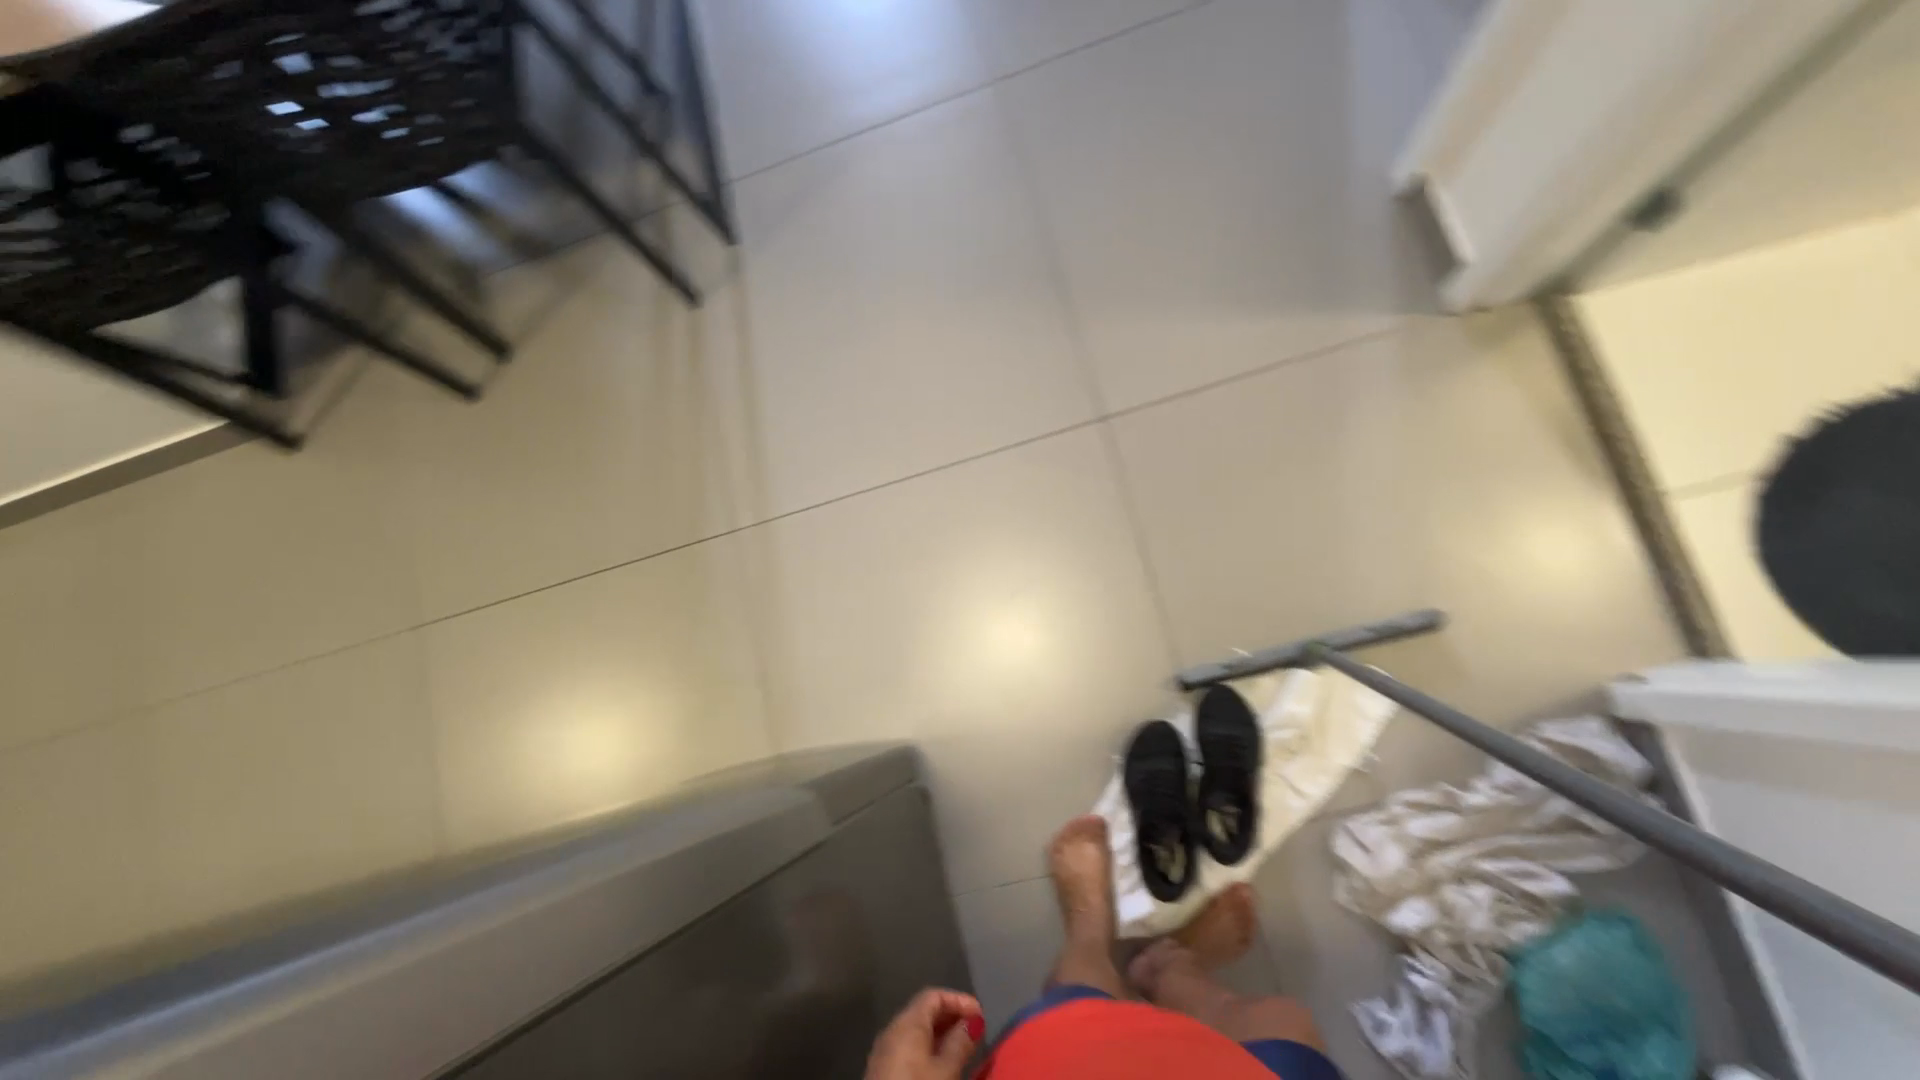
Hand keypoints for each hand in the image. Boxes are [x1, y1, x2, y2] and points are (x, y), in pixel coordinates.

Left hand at [864, 988, 984, 1079]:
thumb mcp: (946, 1071)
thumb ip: (961, 1043)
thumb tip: (973, 1022)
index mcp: (907, 1023)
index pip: (933, 995)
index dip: (959, 1000)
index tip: (981, 1015)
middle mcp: (892, 1030)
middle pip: (923, 1011)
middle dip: (951, 1016)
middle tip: (976, 1030)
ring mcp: (884, 1052)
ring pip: (916, 1030)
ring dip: (941, 1033)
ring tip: (964, 1047)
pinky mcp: (882, 1071)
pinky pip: (908, 1047)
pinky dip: (928, 1047)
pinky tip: (942, 1065)